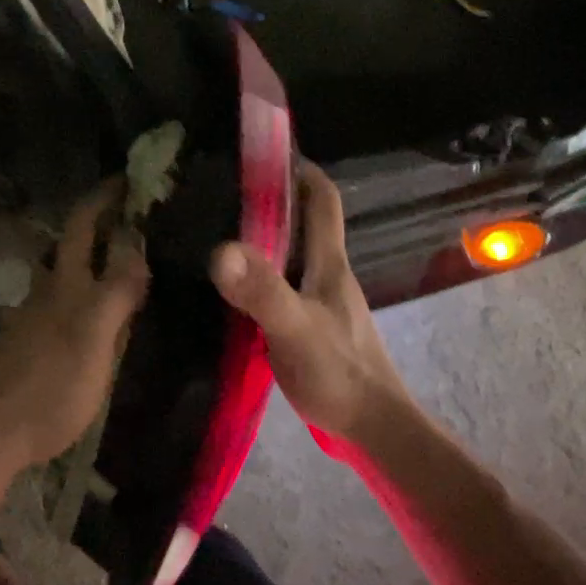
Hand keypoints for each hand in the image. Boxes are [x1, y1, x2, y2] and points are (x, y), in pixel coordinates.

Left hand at [0, 181, 149, 472]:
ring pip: (62, 277)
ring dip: (88, 262)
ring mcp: (29, 321)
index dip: (102, 198)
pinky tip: (91, 315)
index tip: (126, 178)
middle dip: (95, 224)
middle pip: (68, 247)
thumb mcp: (93, 340)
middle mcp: (44, 294)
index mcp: (63, 286)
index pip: (82, 226)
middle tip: (131, 215)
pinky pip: (58, 306)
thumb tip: (137, 243)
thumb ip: (116, 292)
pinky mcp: (24, 348)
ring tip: (122, 264)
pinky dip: (80, 295)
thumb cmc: (47, 388)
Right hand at [210, 164, 411, 439]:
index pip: (322, 198)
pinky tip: (227, 286)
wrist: (374, 431)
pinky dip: (257, 273)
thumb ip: (262, 291)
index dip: (297, 169)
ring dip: (260, 236)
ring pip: (289, 253)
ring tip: (211, 228)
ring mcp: (320, 301)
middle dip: (268, 198)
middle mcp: (326, 273)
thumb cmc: (340, 375)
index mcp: (329, 262)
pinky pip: (280, 284)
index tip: (258, 153)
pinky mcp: (310, 325)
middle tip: (217, 188)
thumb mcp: (294, 330)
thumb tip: (221, 249)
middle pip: (301, 221)